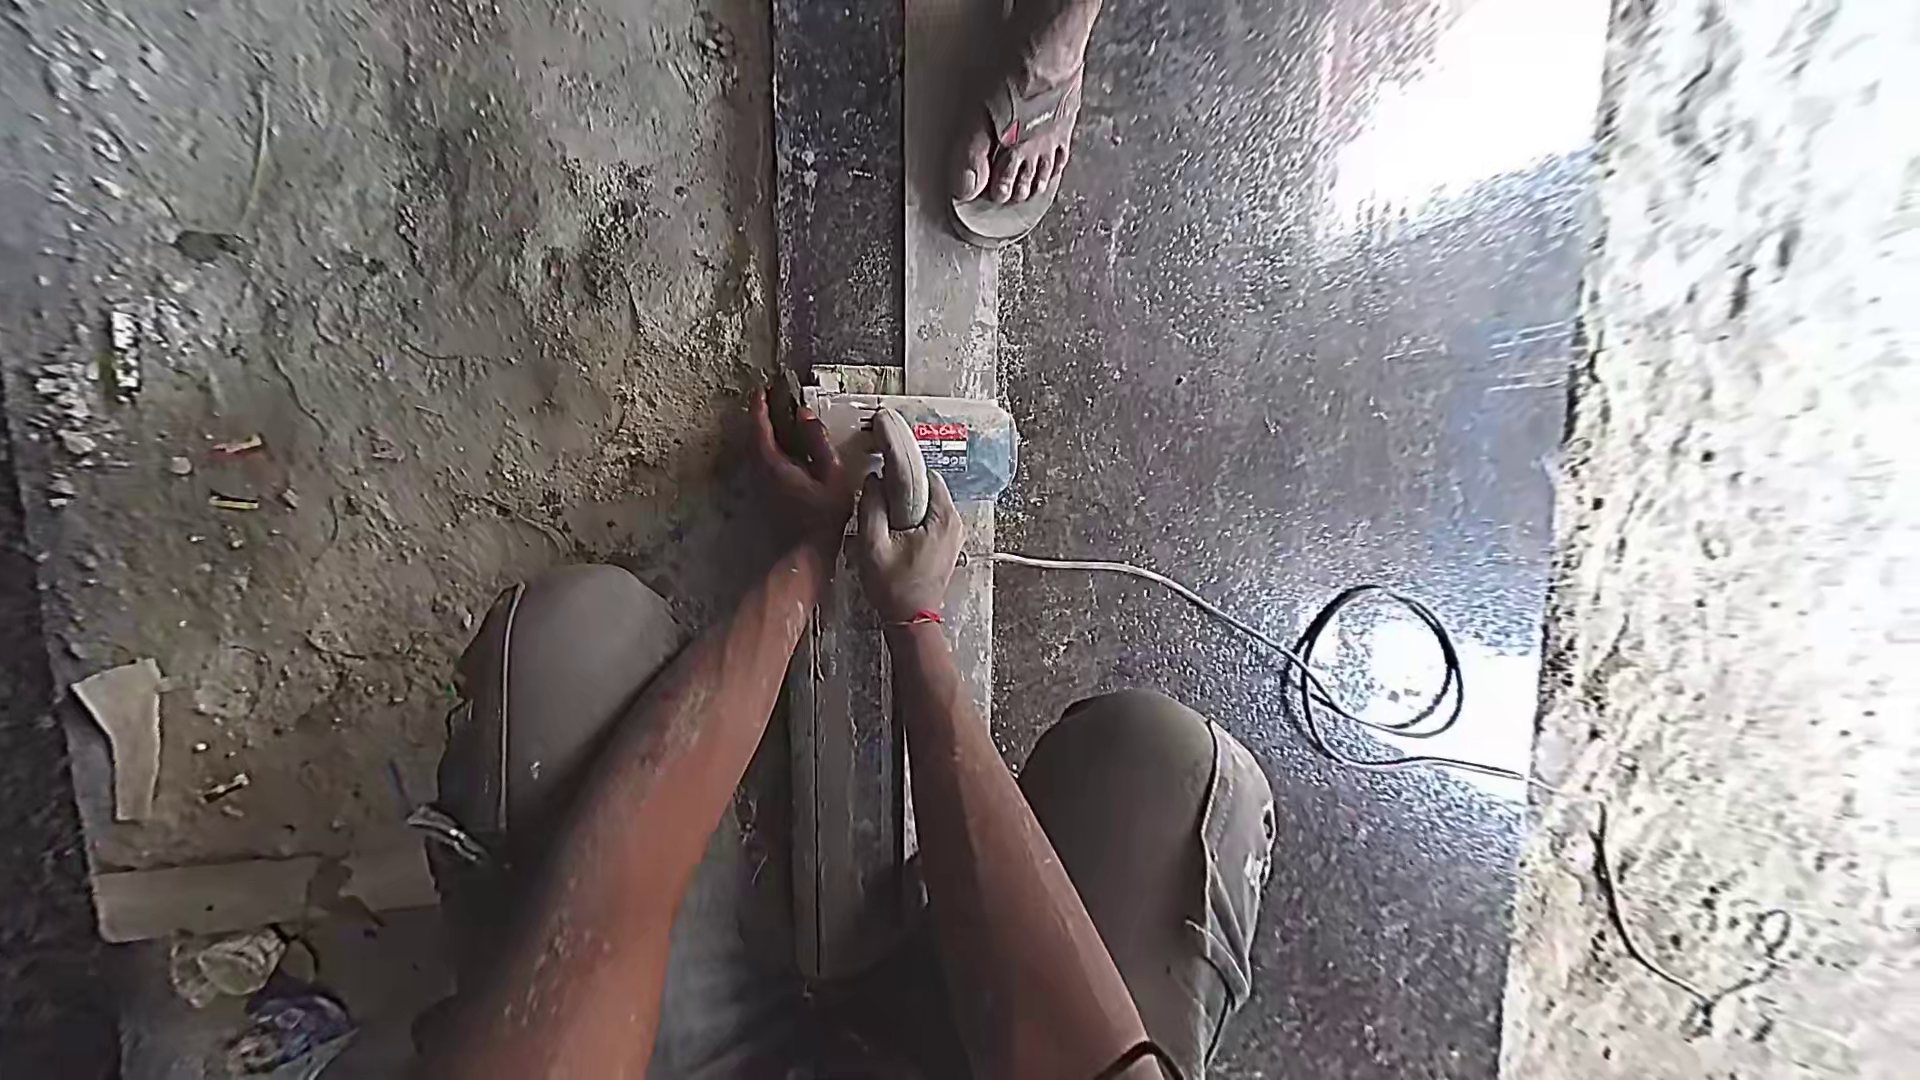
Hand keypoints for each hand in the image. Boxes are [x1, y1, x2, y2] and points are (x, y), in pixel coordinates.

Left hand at [752, 387, 855, 556]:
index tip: (763, 388)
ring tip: (786, 423)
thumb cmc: (820, 521)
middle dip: (764, 415)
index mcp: (772, 462)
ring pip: (759, 451)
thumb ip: (819, 444)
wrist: (802, 558)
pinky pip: (765, 464)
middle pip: (756, 435)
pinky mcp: (765, 498)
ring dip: (769, 434)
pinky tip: (792, 455)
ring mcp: (760, 486)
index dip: (761, 403)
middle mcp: (759, 472)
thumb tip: (807, 417)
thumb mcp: (832, 478)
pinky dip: (774, 451)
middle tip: (775, 400)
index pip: (759, 423)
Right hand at [855, 468, 963, 622]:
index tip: (882, 476)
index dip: (901, 471)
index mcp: (943, 517)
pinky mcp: (950, 544)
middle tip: (880, 500)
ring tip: (886, 516)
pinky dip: (915, 517)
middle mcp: (956, 522)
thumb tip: (873, 479)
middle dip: (904, 489)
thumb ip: (872, 507)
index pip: (925, 474)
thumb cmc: (893, 586)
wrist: (910, 619)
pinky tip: (897, 529)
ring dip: (908, 504)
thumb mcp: (873, 545)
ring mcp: (955, 534)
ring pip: (929, 503)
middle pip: (928, 488)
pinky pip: (932, 518)